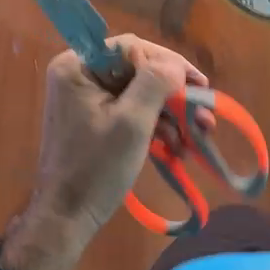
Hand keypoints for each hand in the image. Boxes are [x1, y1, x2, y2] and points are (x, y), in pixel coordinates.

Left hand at [1, 35, 203, 269]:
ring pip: (138, 92)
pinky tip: (178, 145)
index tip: (198, 83)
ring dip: (169, 113)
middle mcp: (79, 74)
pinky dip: (154, 125)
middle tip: (204, 111)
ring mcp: (86, 98)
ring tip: (199, 133)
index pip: (131, 49)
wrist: (65, 220)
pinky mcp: (94, 120)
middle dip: (173, 94)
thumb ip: (155, 83)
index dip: (168, 63)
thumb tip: (176, 64)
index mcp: (77, 66)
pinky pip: (130, 110)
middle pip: (137, 71)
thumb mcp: (132, 122)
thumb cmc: (96, 168)